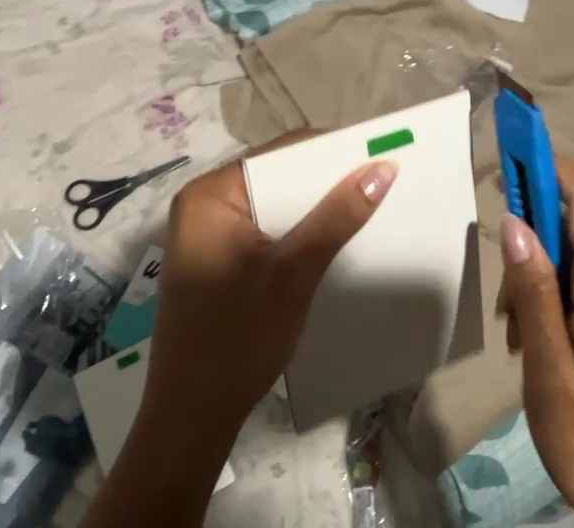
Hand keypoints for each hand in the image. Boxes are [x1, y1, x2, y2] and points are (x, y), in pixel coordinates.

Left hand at [89, 152, 395, 527]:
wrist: (191, 419)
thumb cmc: (236, 339)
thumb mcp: (293, 273)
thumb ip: (336, 217)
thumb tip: (382, 168)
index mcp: (209, 195)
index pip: (279, 154)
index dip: (330, 153)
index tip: (379, 158)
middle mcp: (205, 206)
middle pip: (277, 178)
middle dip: (327, 184)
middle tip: (381, 185)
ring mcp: (209, 236)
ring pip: (275, 206)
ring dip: (316, 211)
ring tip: (366, 210)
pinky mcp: (219, 262)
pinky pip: (267, 232)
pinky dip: (299, 235)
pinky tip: (333, 243)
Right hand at [499, 158, 573, 527]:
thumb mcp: (549, 371)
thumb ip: (534, 292)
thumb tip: (514, 221)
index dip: (551, 167)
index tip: (508, 161)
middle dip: (559, 178)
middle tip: (510, 196)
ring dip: (558, 227)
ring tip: (514, 291)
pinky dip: (567, 259)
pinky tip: (533, 313)